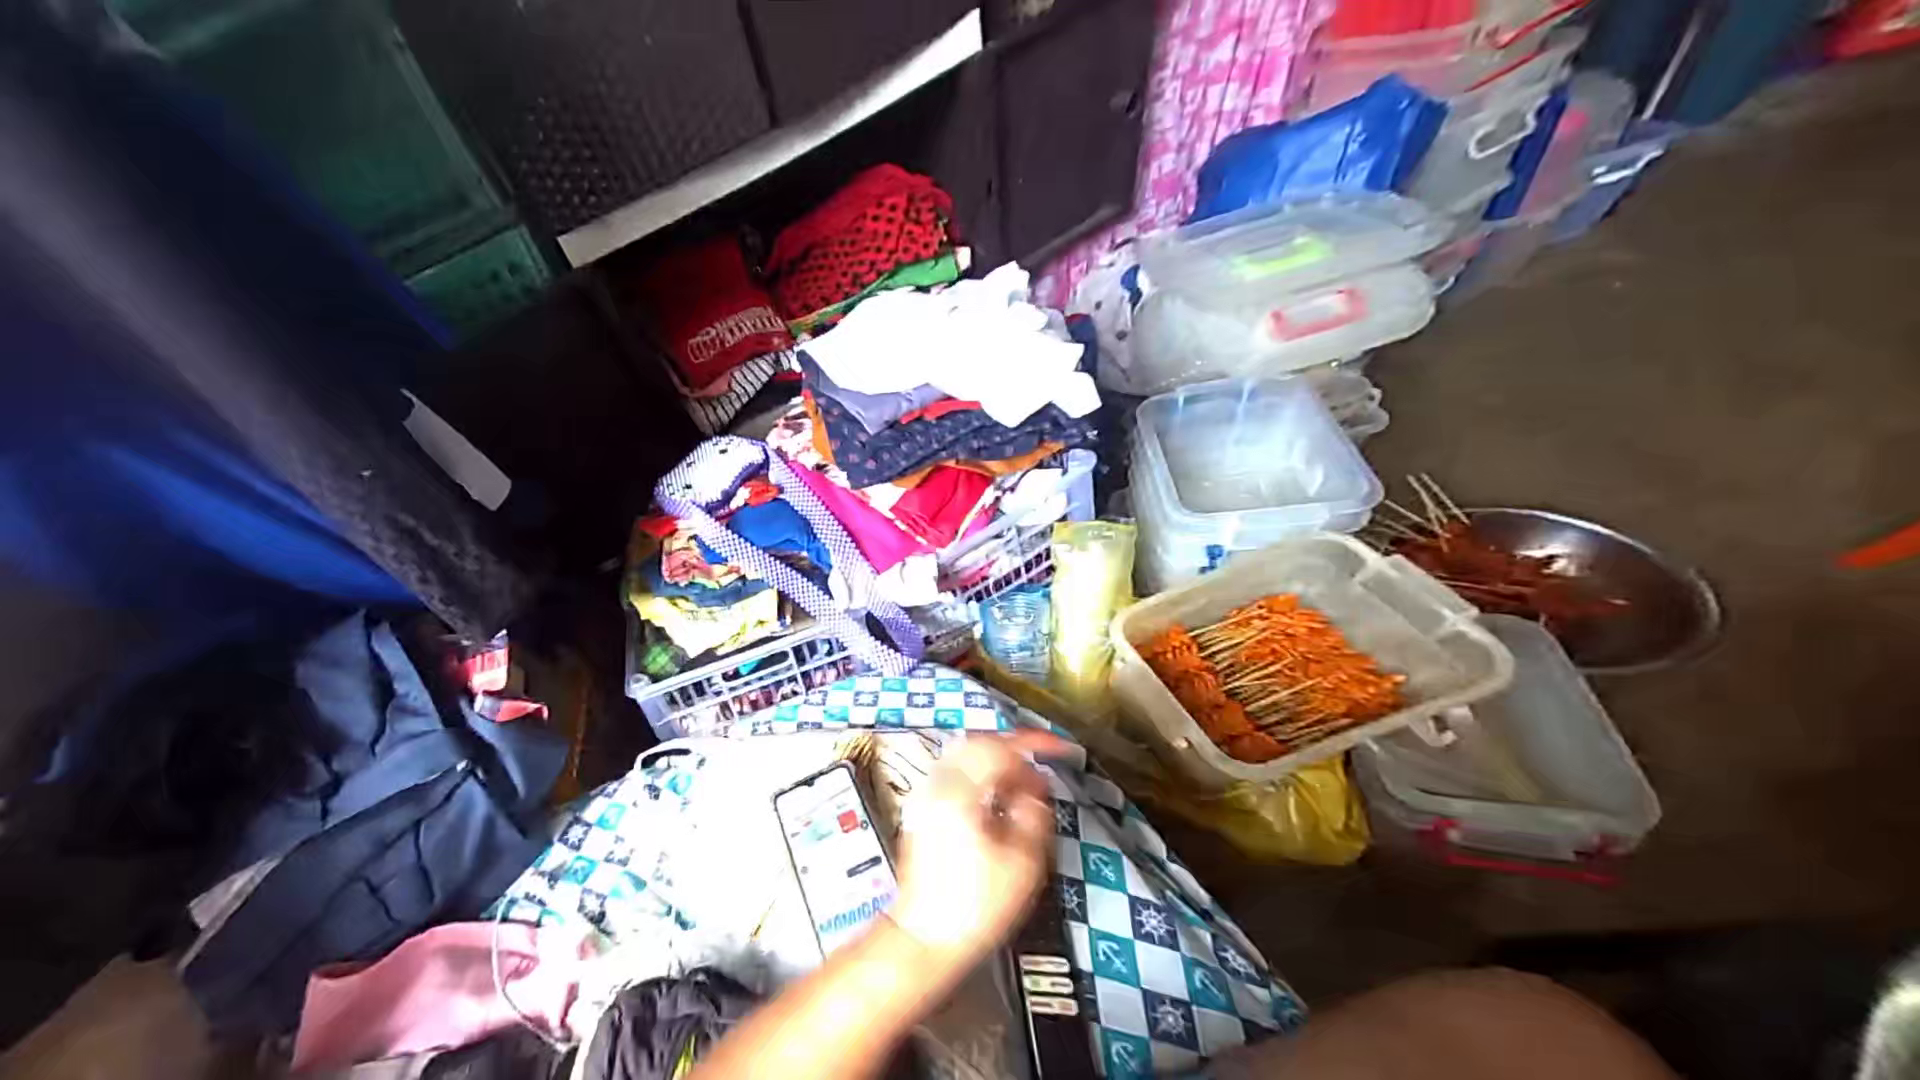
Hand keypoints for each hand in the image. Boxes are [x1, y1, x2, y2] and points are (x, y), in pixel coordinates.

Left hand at [889, 732, 1066, 973]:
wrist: (926, 939)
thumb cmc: (975, 907)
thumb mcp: (1022, 864)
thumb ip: (1034, 816)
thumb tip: (1035, 792)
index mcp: (960, 793)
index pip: (999, 747)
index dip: (1033, 743)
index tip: (1057, 747)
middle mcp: (937, 786)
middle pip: (979, 744)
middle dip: (1013, 752)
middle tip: (1038, 772)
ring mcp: (925, 797)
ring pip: (965, 757)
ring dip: (996, 764)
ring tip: (1021, 789)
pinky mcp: (922, 811)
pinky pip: (955, 774)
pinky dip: (980, 777)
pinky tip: (997, 802)